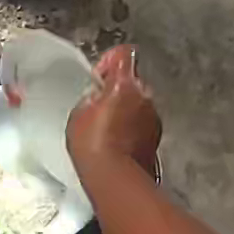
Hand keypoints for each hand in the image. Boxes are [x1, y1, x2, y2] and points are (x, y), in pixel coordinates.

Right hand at [66, 45, 159, 175]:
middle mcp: (145, 96)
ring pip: (138, 106)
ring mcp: (153, 119)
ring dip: (124, 113)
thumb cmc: (93, 145)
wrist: (114, 179)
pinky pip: (141, 127)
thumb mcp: (78, 115)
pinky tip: (114, 146)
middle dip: (116, 92)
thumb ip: (90, 98)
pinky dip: (130, 132)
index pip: (123, 54)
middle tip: (96, 110)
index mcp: (126, 84)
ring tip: (103, 133)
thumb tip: (97, 98)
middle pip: (132, 83)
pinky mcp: (154, 140)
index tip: (98, 78)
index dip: (109, 62)